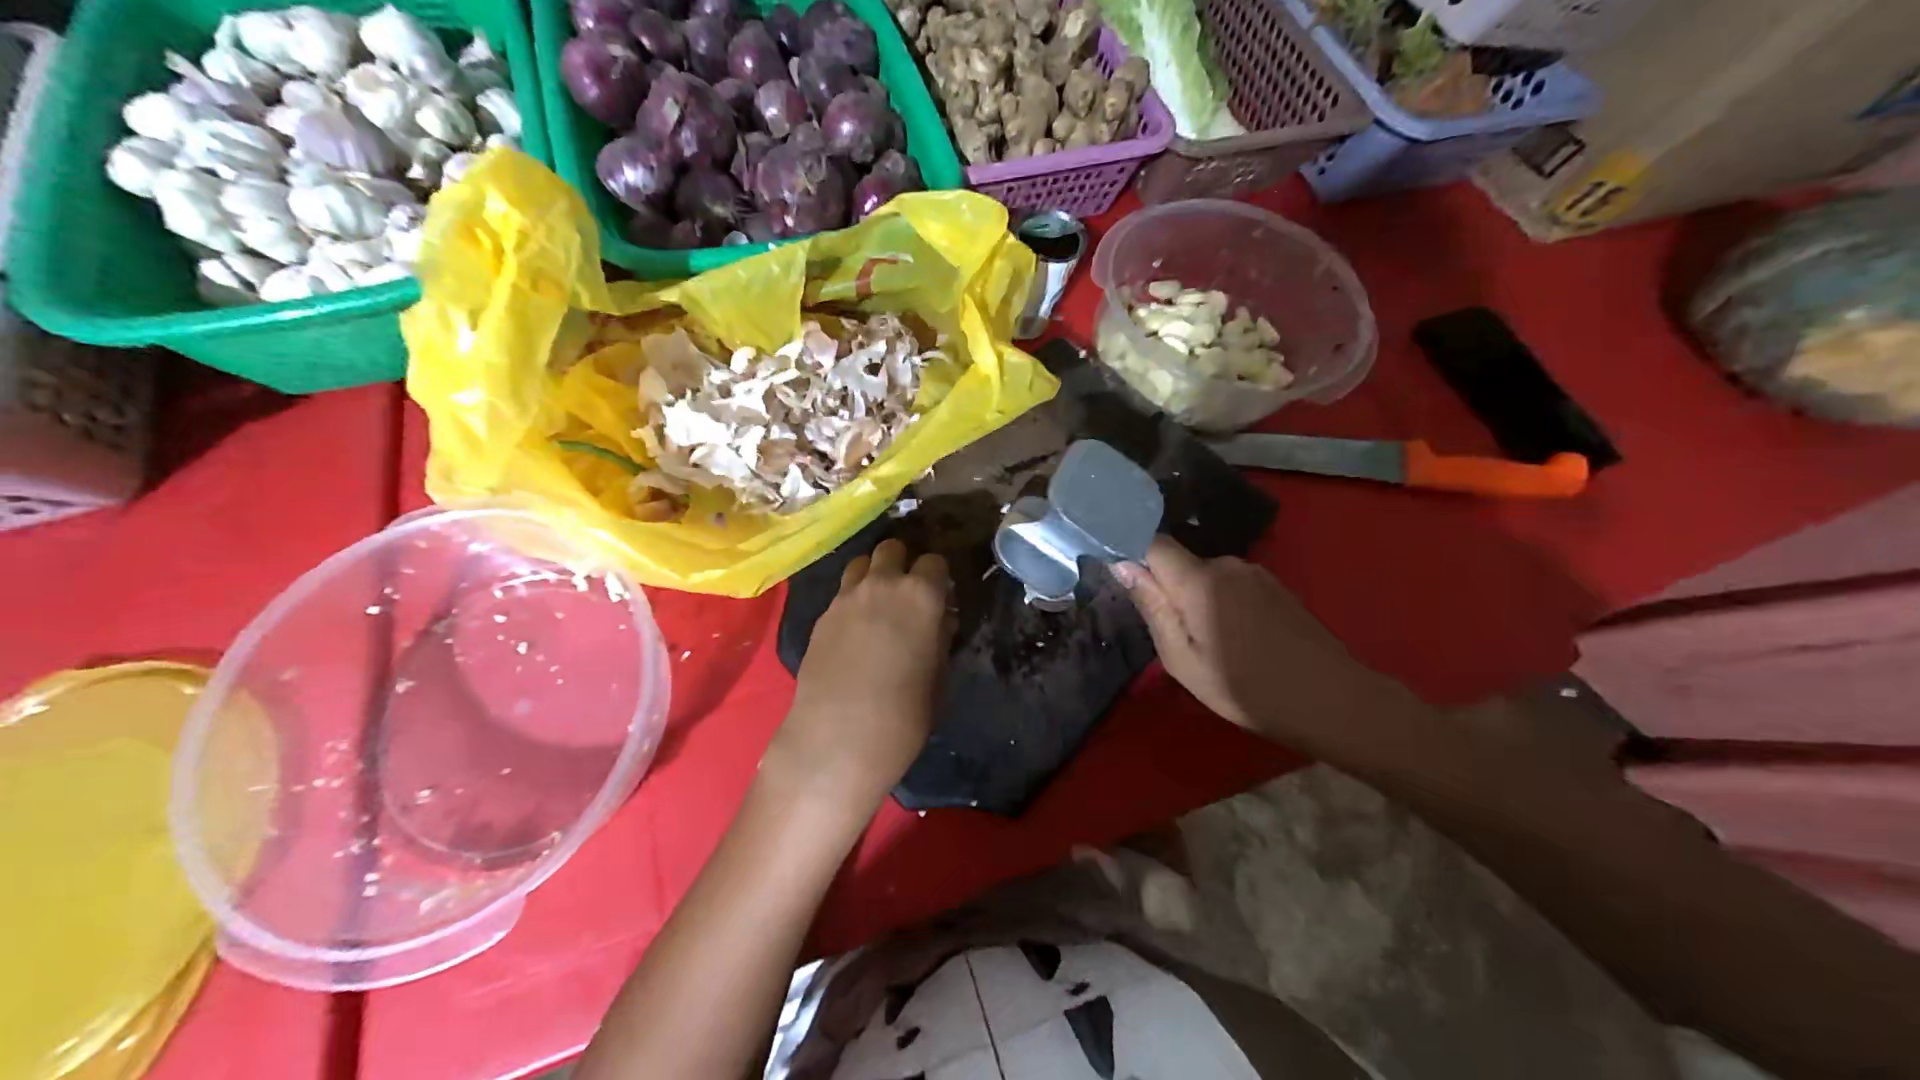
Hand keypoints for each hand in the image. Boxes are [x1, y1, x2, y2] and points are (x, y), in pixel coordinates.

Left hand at [764, 540, 950, 810]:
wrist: (840, 737)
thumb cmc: (906, 714)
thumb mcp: (939, 676)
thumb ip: (939, 638)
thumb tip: (937, 622)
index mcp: (921, 595)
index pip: (934, 562)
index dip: (937, 578)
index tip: (939, 597)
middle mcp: (882, 584)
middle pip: (891, 549)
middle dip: (901, 563)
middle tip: (907, 592)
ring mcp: (846, 597)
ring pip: (860, 564)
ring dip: (872, 575)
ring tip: (878, 604)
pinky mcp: (821, 616)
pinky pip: (841, 593)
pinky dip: (851, 601)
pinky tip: (854, 631)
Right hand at [1114, 536, 1413, 752]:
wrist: (1333, 701)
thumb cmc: (1247, 689)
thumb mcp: (1183, 660)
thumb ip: (1152, 607)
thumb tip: (1123, 565)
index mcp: (1200, 580)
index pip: (1153, 543)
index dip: (1131, 553)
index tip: (1119, 578)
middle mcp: (1228, 564)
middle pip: (1180, 563)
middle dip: (1166, 588)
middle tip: (1170, 636)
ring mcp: (1256, 574)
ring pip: (1205, 576)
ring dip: (1195, 600)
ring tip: (1206, 645)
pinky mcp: (1275, 587)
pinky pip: (1230, 585)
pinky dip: (1221, 605)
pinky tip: (1235, 641)